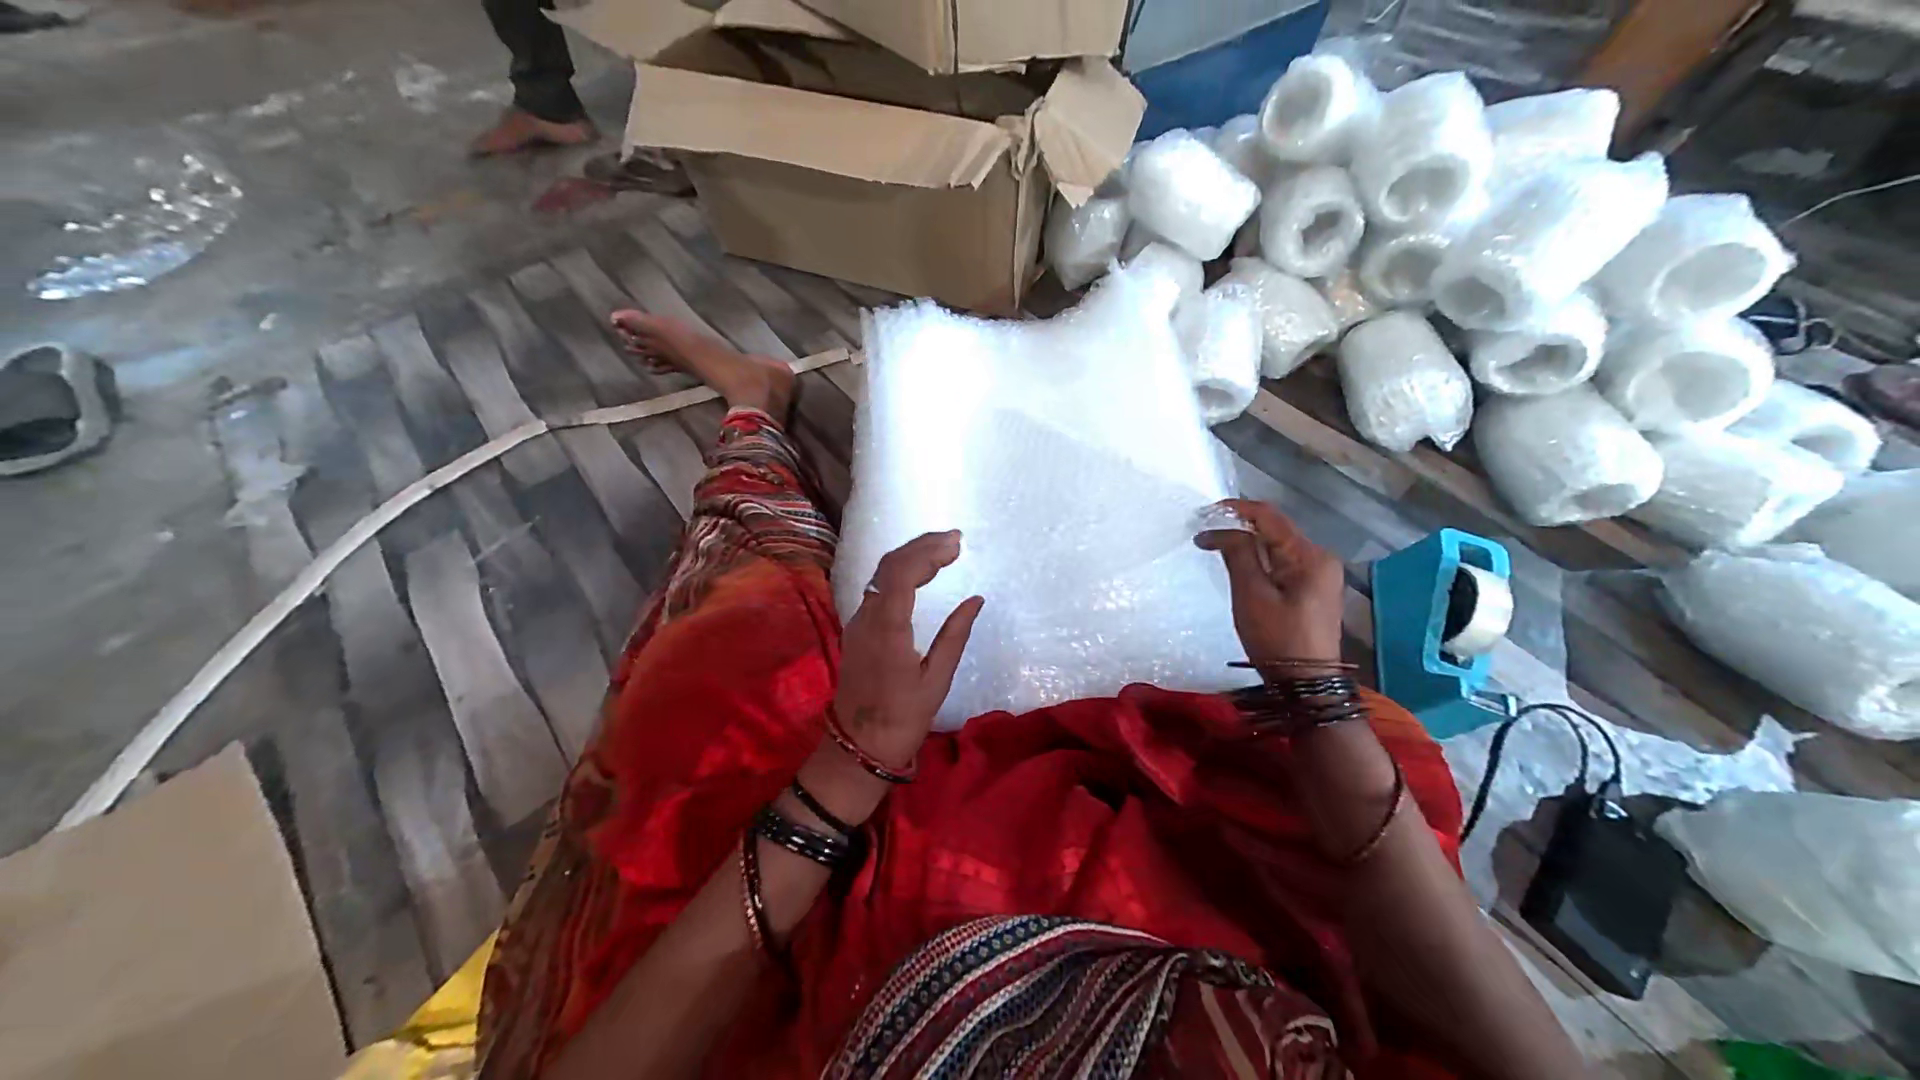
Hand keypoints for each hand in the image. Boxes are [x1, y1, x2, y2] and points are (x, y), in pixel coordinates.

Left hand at [824, 530, 983, 780]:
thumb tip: (975, 599)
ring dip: (911, 556)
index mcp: (887, 629)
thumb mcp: (937, 680)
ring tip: (943, 550)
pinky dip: (900, 572)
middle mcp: (867, 617)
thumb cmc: (903, 717)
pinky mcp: (858, 628)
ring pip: (880, 574)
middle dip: (922, 546)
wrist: (860, 744)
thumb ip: (955, 635)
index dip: (928, 552)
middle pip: (889, 565)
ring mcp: (858, 621)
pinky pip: (877, 588)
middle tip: (955, 540)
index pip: (902, 573)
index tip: (957, 545)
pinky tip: (921, 572)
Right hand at [1196, 499, 1345, 669]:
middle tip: (1205, 535)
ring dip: (1248, 544)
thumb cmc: (1276, 637)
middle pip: (1275, 529)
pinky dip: (1260, 559)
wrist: (1305, 681)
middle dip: (1239, 527)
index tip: (1204, 515)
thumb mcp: (1250, 593)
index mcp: (1309, 555)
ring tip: (1216, 548)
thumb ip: (1237, 553)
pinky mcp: (1314, 588)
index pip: (1269, 516)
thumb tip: (1220, 528)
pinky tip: (1241, 566)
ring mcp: (1321, 573)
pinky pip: (1284, 562)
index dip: (1235, 509)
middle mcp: (1321, 557)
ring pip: (1278, 546)